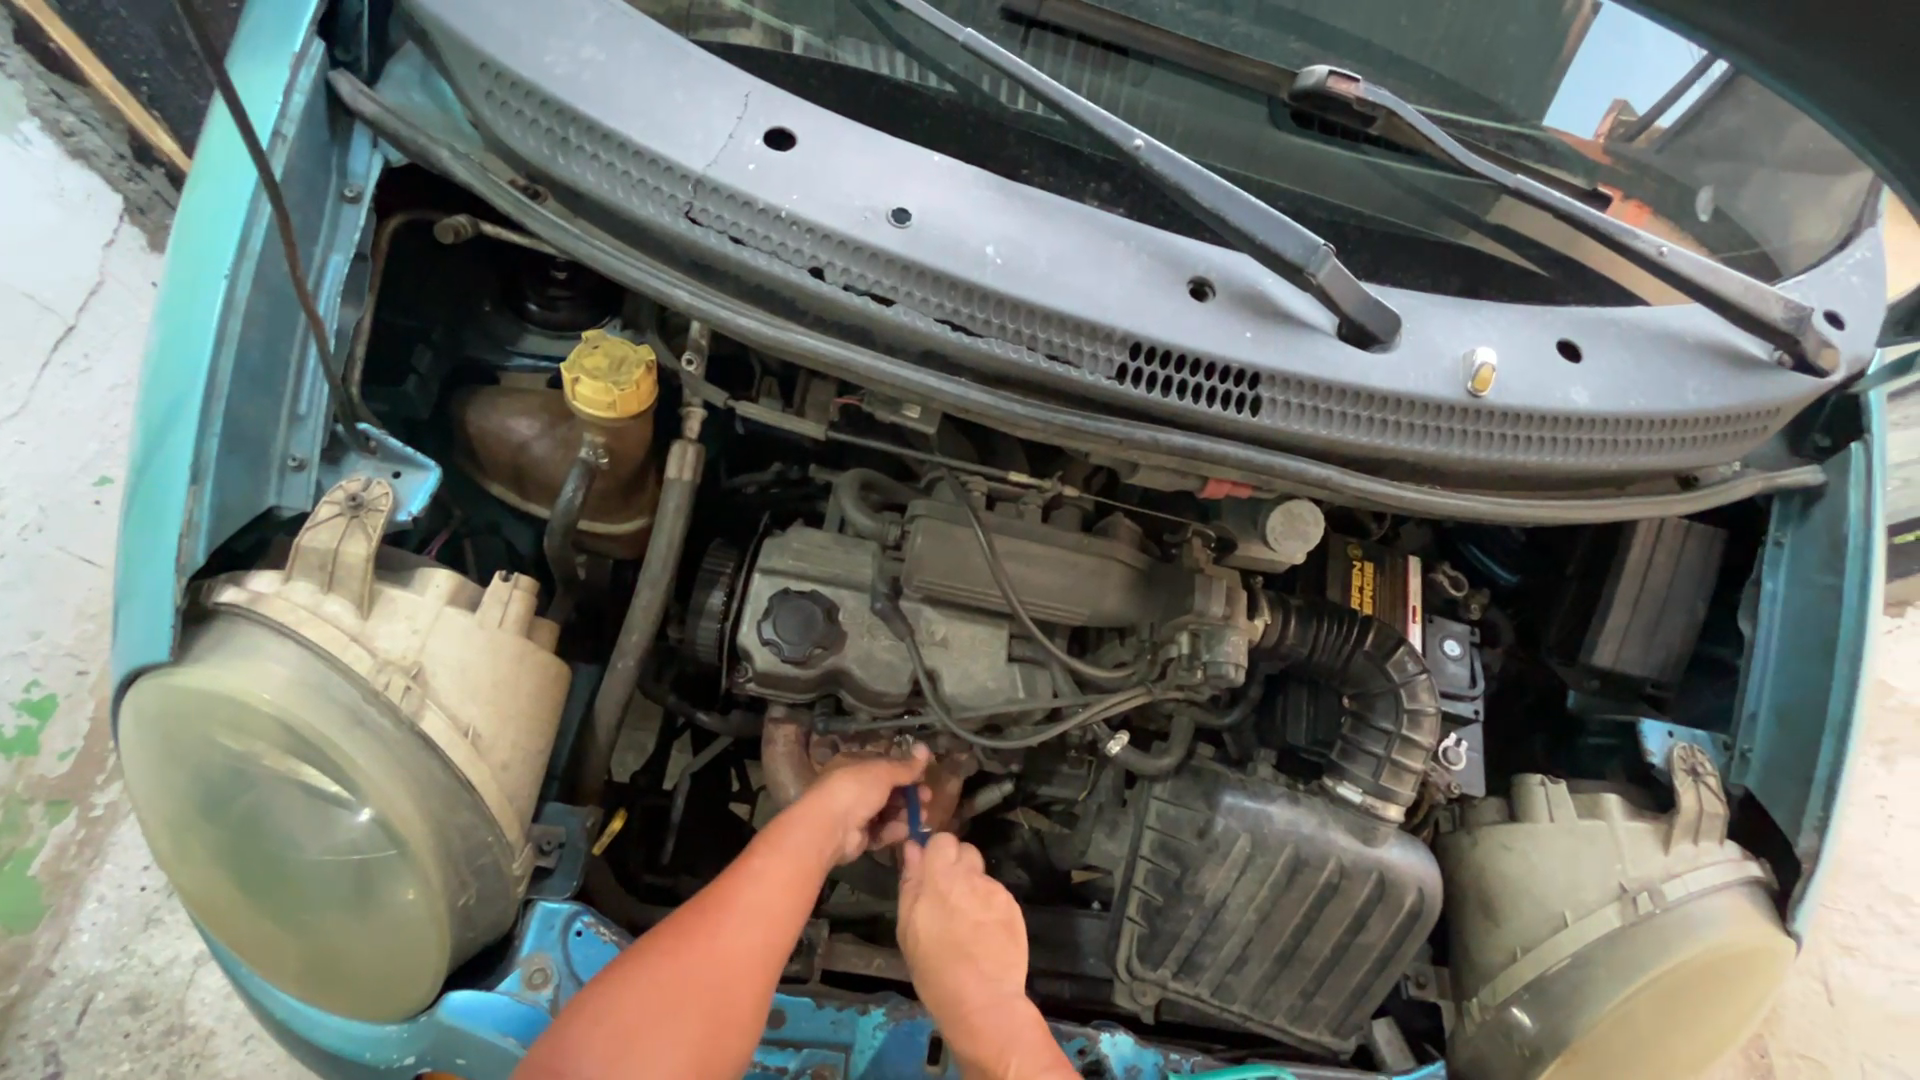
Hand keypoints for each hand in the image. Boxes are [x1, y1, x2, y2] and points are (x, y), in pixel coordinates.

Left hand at [792, 743, 931, 864]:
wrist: (830, 827)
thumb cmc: (855, 789)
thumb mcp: (883, 771)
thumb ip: (906, 766)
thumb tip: (925, 748)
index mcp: (853, 764)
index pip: (883, 764)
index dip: (905, 770)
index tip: (923, 777)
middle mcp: (853, 787)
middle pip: (888, 790)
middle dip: (909, 794)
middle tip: (927, 799)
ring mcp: (854, 813)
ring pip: (887, 812)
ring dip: (905, 813)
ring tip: (922, 817)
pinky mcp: (858, 836)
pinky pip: (880, 831)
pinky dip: (893, 831)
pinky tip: (906, 831)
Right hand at [897, 834, 1032, 1045]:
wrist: (983, 1000)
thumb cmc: (935, 969)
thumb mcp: (907, 928)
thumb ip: (911, 882)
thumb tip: (912, 848)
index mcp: (940, 877)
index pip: (943, 839)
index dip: (937, 852)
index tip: (931, 871)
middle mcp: (971, 876)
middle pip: (966, 850)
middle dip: (957, 866)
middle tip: (948, 895)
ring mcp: (995, 890)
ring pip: (982, 875)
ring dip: (973, 888)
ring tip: (968, 921)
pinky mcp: (1013, 906)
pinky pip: (997, 895)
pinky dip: (990, 907)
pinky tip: (985, 933)